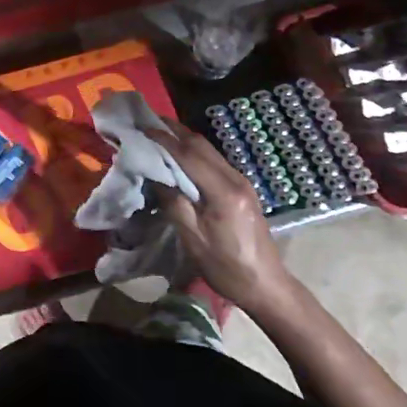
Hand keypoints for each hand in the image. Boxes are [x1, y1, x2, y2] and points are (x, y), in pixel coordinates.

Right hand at [147, 126, 293, 312]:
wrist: (265, 285)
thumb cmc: (225, 266)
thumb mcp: (192, 237)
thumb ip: (173, 202)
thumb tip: (155, 174)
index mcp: (223, 192)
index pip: (189, 155)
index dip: (163, 139)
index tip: (141, 128)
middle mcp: (236, 180)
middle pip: (202, 145)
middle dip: (174, 130)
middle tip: (147, 121)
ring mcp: (242, 183)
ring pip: (209, 151)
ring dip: (183, 139)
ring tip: (158, 133)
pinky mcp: (242, 190)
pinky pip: (214, 161)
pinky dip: (193, 152)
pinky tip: (178, 155)